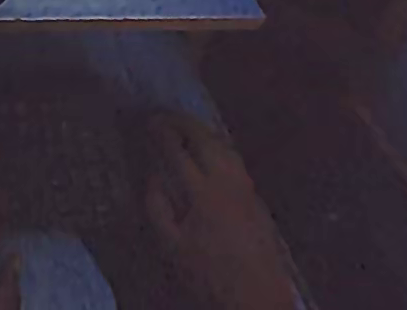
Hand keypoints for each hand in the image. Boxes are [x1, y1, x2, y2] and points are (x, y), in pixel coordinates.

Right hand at [141, 114, 294, 309]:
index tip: (146, 121)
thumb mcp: (172, 247)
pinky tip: (209, 151)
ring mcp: (246, 191)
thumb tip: (152, 175)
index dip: (160, 131)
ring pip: (224, 147)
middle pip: (204, 139)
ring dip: (202, 131)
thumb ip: (157, 206)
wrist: (260, 307)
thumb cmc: (210, 277)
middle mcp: (226, 184)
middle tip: (163, 115)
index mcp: (202, 193)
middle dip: (182, 122)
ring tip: (184, 127)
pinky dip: (218, 146)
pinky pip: (235, 161)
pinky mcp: (257, 201)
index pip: (177, 150)